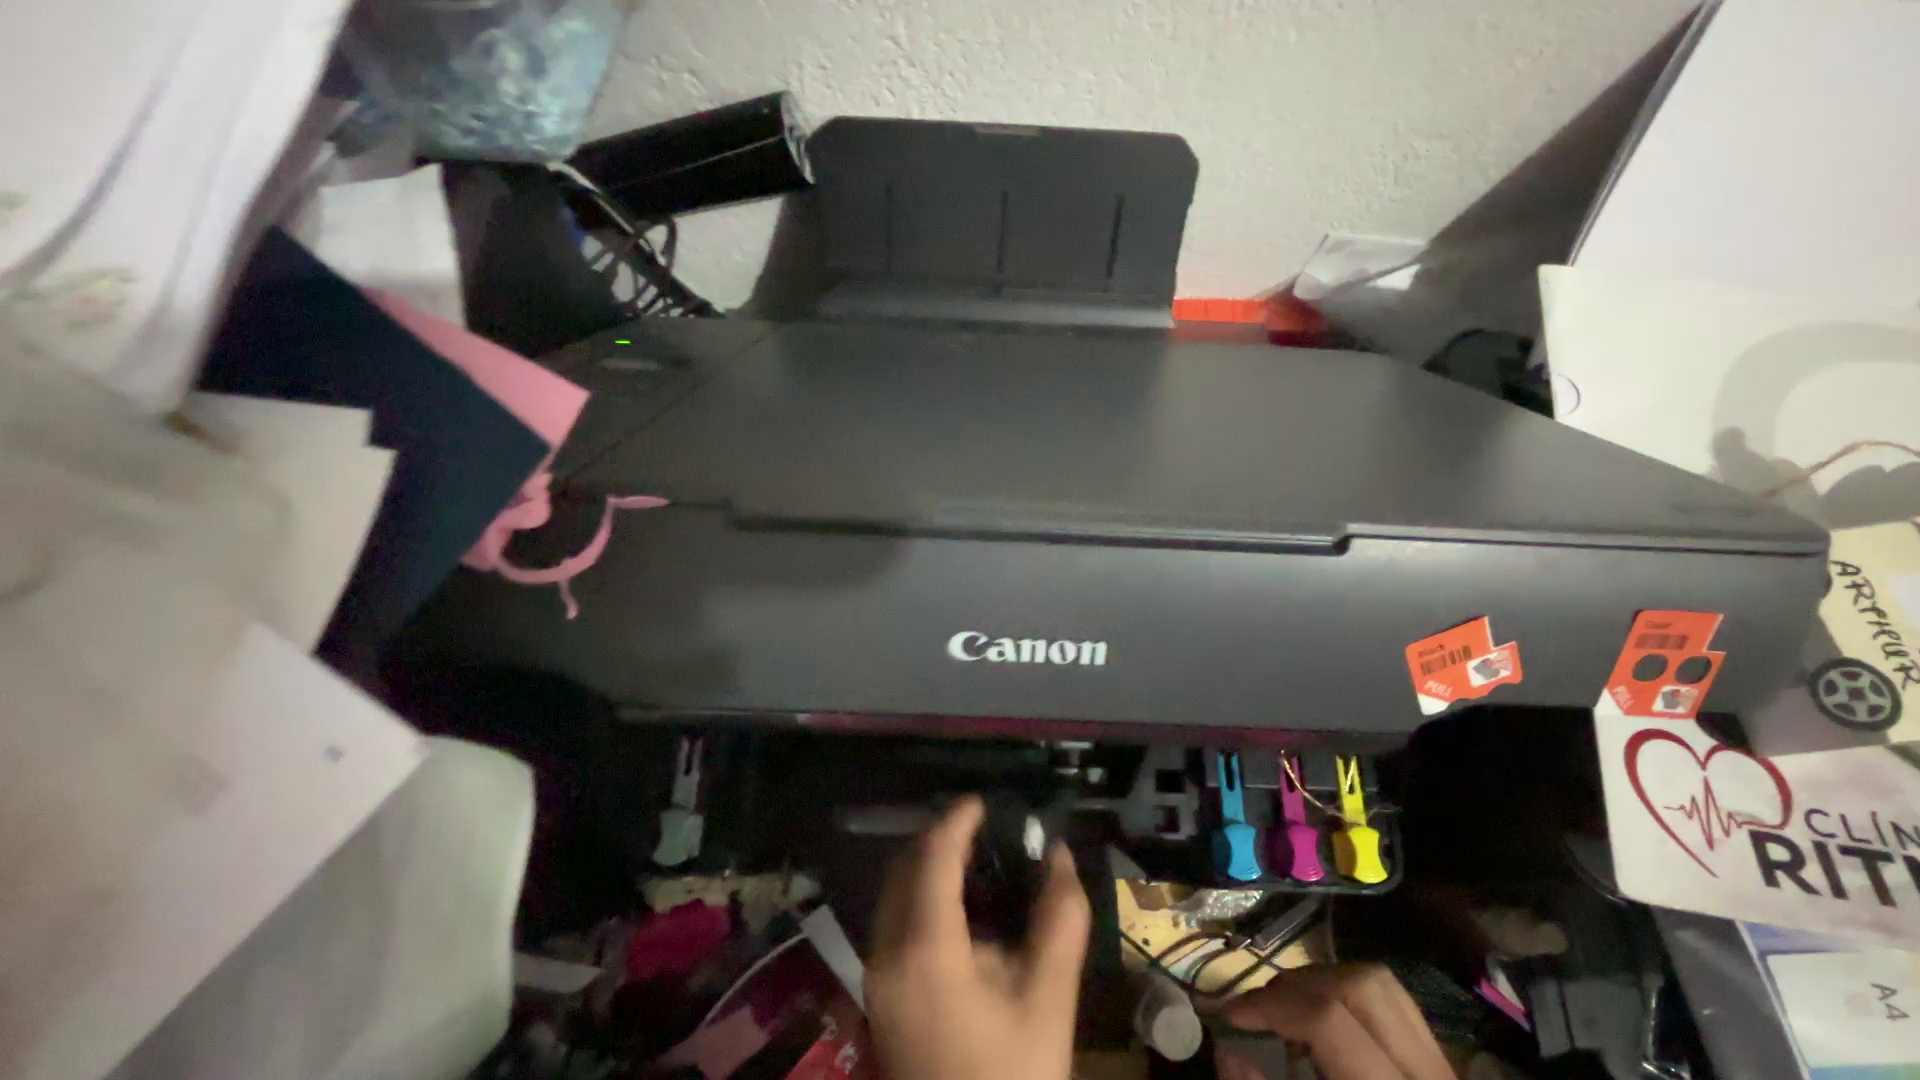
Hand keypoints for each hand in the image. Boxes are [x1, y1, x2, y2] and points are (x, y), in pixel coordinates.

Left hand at [865, 796, 1091, 1079]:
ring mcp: (876, 979)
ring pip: (892, 895)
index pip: (932, 859)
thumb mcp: (1049, 998)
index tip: (984, 803)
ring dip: (926, 868)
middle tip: (984, 830)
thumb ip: (1059, 918)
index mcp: (926, 949)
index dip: (956, 822)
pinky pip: (892, 923)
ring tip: (975, 861)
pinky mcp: (879, 998)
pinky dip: (919, 898)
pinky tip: (959, 910)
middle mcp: (887, 954)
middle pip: (903, 870)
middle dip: (939, 840)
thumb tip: (1059, 856)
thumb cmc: (1015, 1072)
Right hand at [1218, 964, 1454, 1079]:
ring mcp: (1446, 1073)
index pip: (1331, 1021)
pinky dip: (1350, 1002)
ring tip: (1288, 1016)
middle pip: (1361, 988)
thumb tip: (1228, 1050)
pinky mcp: (1445, 1072)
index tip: (1230, 1017)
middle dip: (1297, 987)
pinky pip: (1395, 1008)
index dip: (1272, 1006)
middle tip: (1258, 1012)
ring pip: (1382, 987)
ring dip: (1324, 985)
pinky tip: (1324, 1034)